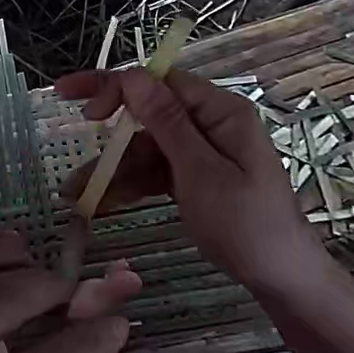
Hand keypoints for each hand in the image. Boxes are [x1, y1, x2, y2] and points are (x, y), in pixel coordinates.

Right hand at [56, 68, 328, 293]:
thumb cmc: (247, 224)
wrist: (280, 276)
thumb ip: (167, 123)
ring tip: (74, 192)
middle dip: (110, 132)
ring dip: (113, 166)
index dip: (117, 86)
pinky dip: (131, 183)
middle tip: (73, 135)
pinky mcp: (195, 177)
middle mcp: (209, 123)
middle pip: (149, 114)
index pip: (160, 82)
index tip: (80, 103)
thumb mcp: (202, 173)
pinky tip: (99, 200)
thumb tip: (133, 76)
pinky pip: (156, 171)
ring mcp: (201, 151)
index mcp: (219, 111)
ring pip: (147, 147)